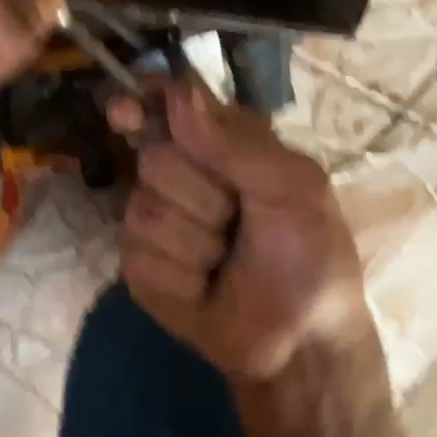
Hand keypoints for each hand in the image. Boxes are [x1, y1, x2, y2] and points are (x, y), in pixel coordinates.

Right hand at [111, 83, 367, 380]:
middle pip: (153, 157)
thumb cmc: (309, 257)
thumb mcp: (294, 189)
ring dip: (195, 244)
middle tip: (237, 221)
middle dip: (199, 194)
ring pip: (143, 210)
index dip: (143, 101)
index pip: (168, 103)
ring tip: (225, 264)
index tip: (126, 111)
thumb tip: (179, 91)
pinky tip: (204, 290)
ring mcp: (154, 220)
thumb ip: (237, 141)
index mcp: (221, 143)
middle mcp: (180, 173)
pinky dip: (180, 278)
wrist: (299, 345)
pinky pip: (137, 255)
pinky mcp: (138, 266)